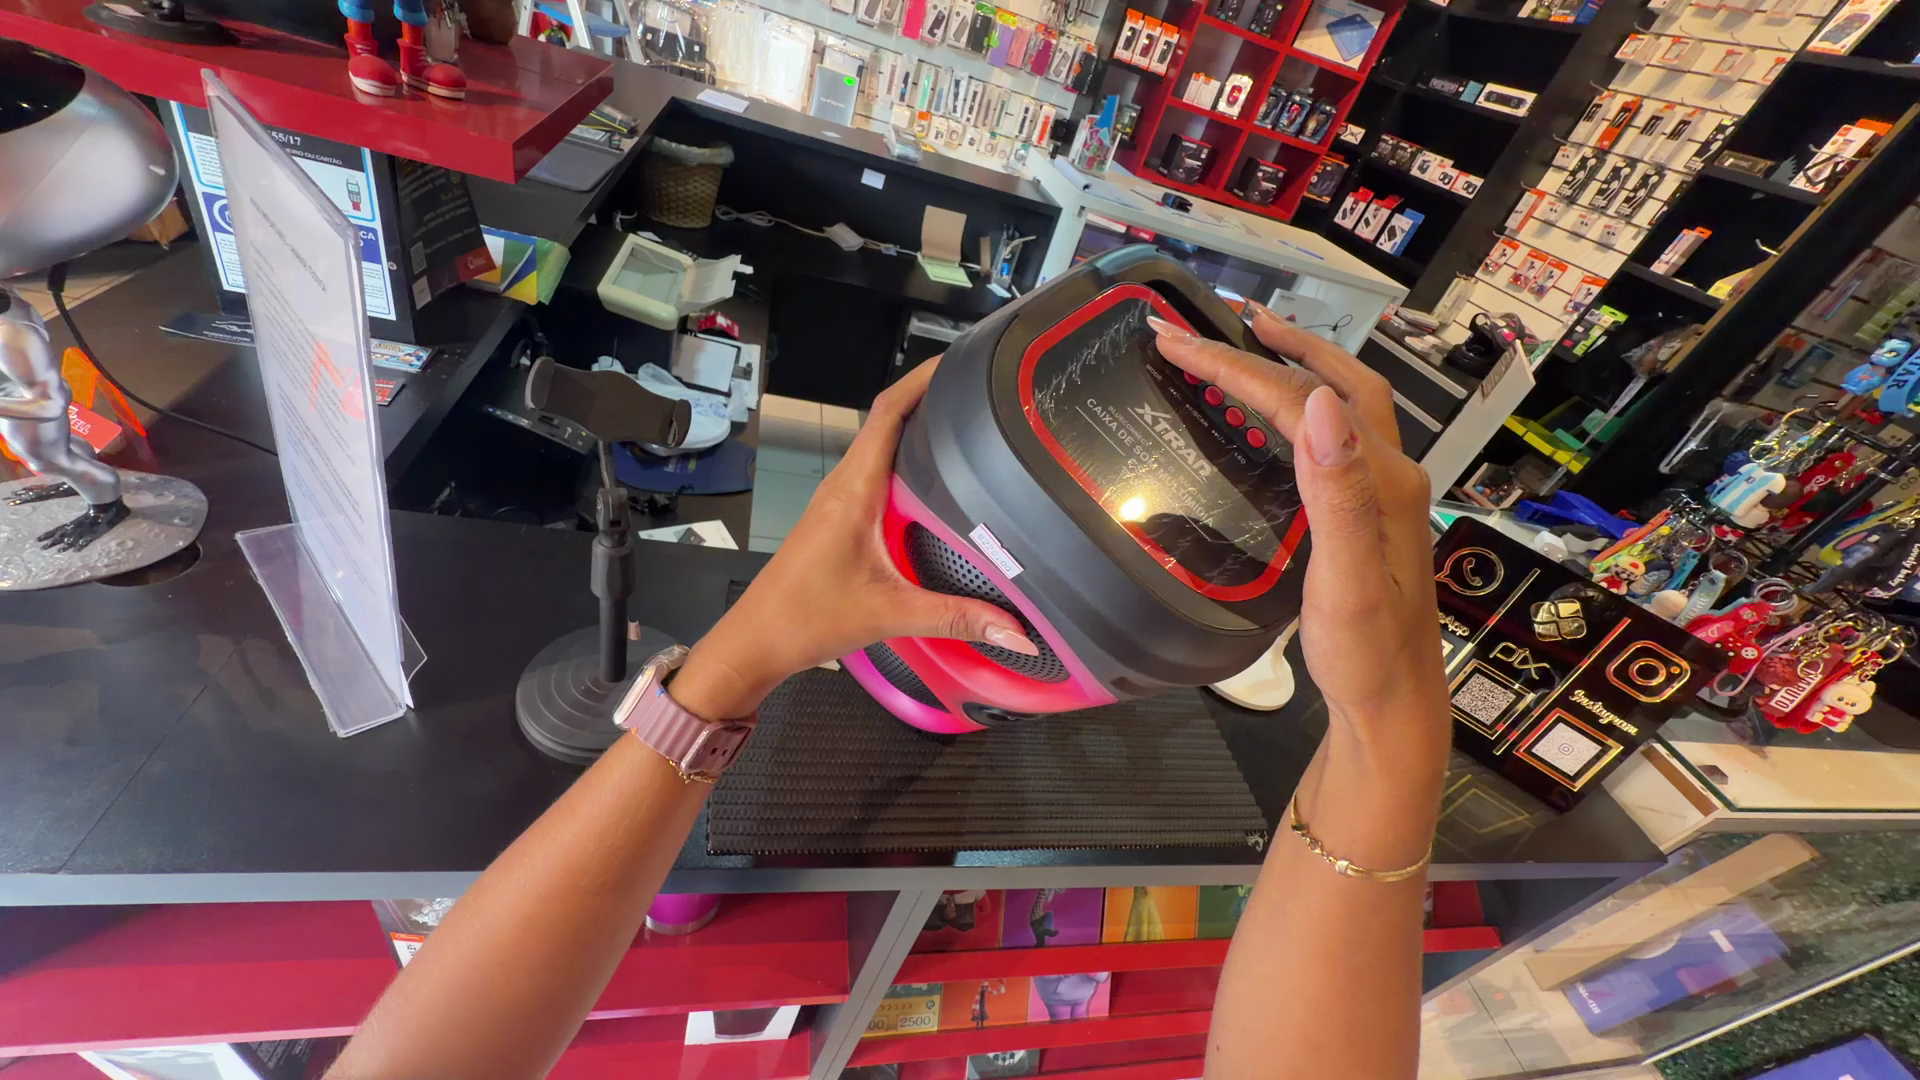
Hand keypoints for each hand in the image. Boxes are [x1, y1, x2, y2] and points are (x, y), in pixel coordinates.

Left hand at [671, 360, 1036, 720]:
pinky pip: (876, 477)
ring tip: (966, 430)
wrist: (756, 641)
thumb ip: (956, 618)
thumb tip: (1016, 631)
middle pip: (889, 422)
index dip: (923, 379)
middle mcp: (845, 485)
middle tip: (980, 396)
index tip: (960, 362)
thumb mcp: (890, 613)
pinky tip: (933, 488)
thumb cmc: (805, 618)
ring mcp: (839, 501)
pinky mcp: (839, 519)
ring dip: (917, 433)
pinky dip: (906, 467)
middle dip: (931, 401)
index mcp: (854, 489)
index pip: (888, 412)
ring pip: (882, 449)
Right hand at [1145, 307, 1447, 761]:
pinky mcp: (1367, 511)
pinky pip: (1336, 435)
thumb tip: (1314, 403)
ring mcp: (1380, 491)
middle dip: (1275, 343)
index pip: (1297, 399)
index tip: (1174, 342)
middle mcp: (1386, 472)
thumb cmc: (1363, 650)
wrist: (1392, 702)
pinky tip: (1282, 414)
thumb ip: (1336, 491)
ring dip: (1299, 363)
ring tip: (1258, 341)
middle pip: (1333, 383)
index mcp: (1378, 478)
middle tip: (1227, 317)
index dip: (1234, 365)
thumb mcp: (1345, 578)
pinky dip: (1303, 403)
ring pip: (1342, 404)